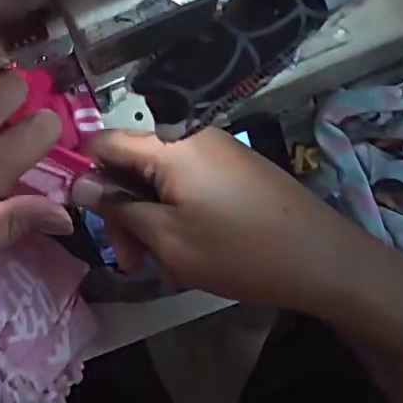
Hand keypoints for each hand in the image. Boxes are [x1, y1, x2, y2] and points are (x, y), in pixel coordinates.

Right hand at [73, 129, 385, 316]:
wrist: (323, 258)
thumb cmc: (239, 250)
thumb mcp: (167, 237)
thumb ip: (118, 207)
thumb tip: (78, 183)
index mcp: (169, 144)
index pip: (103, 142)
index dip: (84, 175)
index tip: (84, 218)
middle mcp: (189, 135)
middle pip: (131, 163)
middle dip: (123, 212)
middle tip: (133, 263)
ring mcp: (215, 149)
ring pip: (159, 178)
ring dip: (151, 219)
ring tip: (166, 266)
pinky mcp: (234, 166)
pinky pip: (188, 182)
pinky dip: (178, 213)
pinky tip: (191, 251)